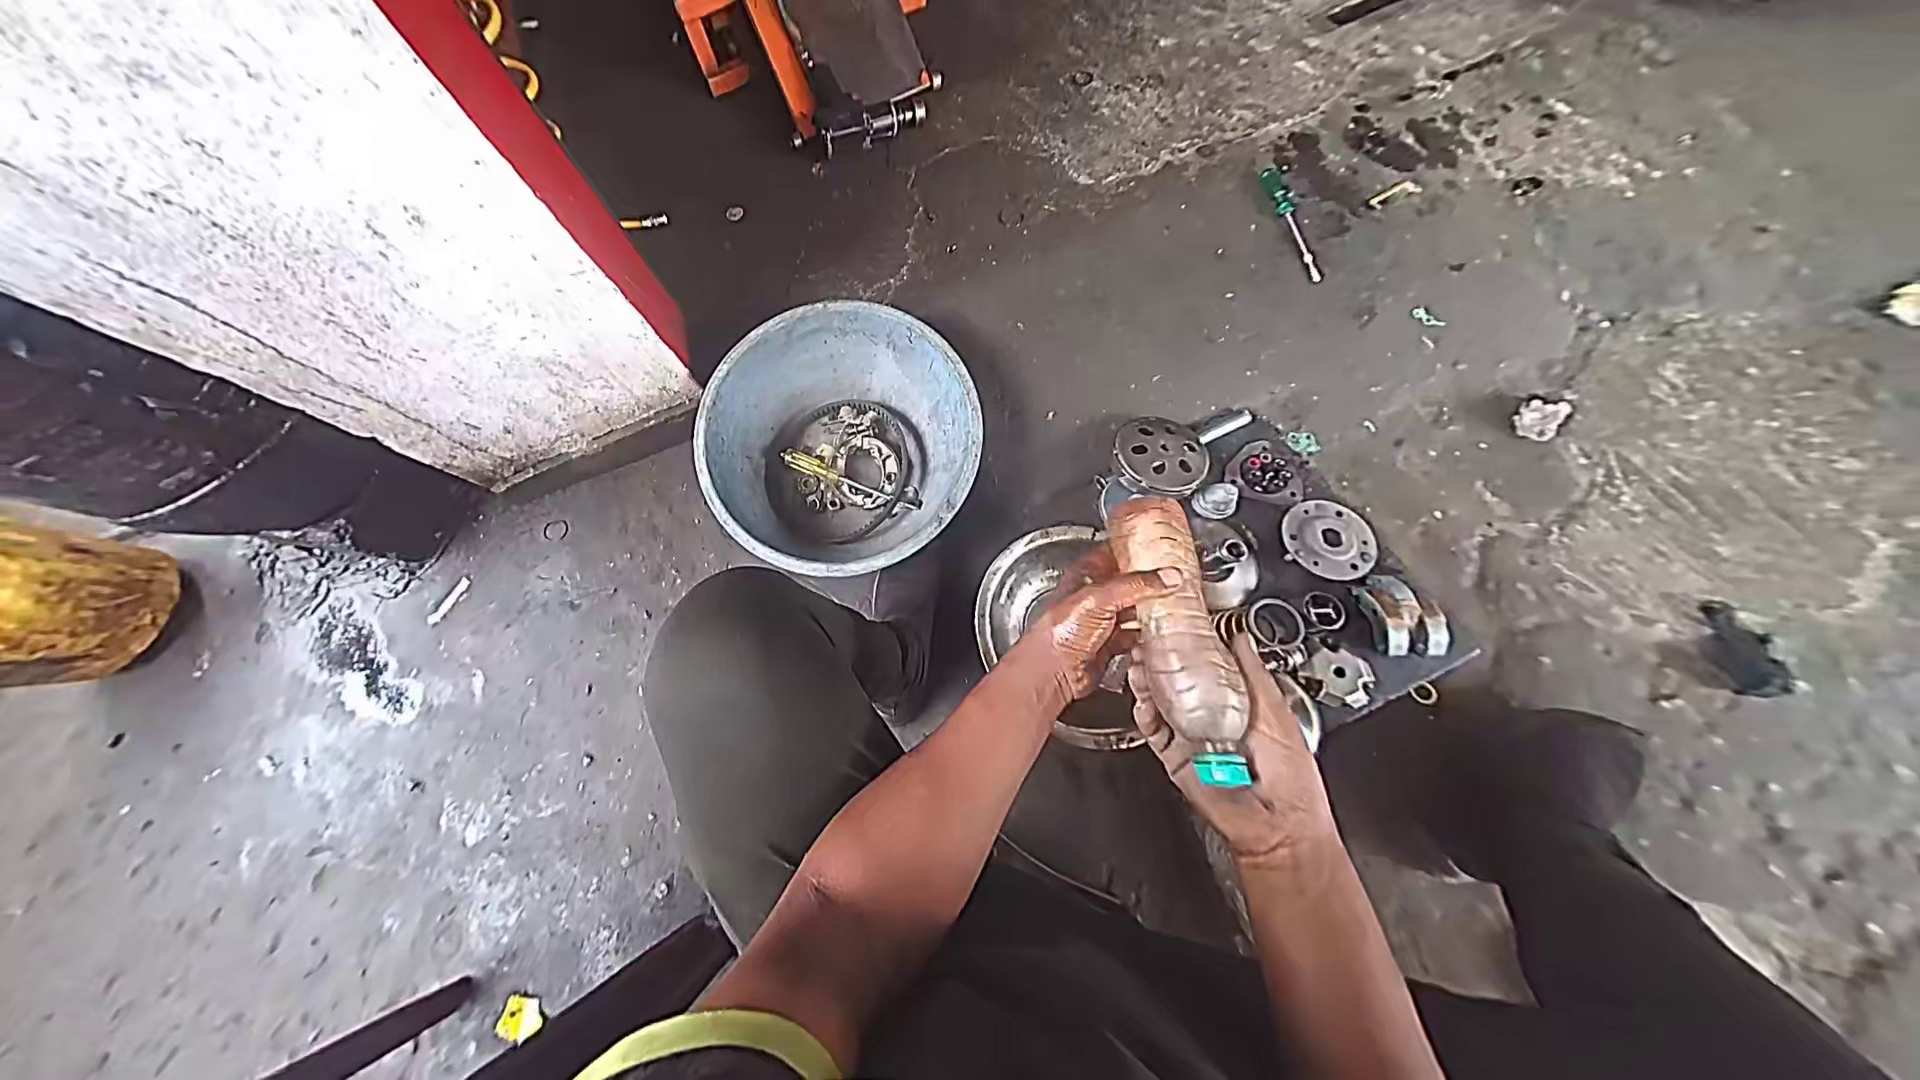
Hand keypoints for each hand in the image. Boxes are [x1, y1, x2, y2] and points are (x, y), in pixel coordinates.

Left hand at [1009, 548, 1180, 704]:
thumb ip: (1136, 585)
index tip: (1166, 551)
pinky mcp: (1109, 644)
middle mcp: (1094, 595)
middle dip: (1152, 583)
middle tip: (1176, 581)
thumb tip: (1168, 576)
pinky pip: (1135, 636)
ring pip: (1134, 610)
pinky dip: (1147, 636)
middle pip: (1130, 583)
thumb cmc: (1060, 631)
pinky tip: (1159, 635)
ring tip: (1175, 607)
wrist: (1053, 670)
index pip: (1117, 552)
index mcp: (1087, 574)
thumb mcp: (1100, 598)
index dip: (1139, 550)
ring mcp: (1102, 620)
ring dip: (1152, 610)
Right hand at [1128, 633, 1336, 866]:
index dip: (1188, 644)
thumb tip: (1241, 637)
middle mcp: (1209, 716)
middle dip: (1158, 660)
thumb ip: (1254, 675)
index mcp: (1235, 701)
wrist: (1278, 827)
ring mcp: (1190, 735)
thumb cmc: (1291, 778)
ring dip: (1146, 681)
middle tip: (1148, 642)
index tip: (1176, 625)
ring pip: (1159, 701)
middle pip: (1175, 680)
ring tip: (1139, 663)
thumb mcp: (1276, 711)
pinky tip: (1141, 697)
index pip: (1206, 664)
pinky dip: (1143, 713)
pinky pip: (1152, 730)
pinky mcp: (1175, 756)